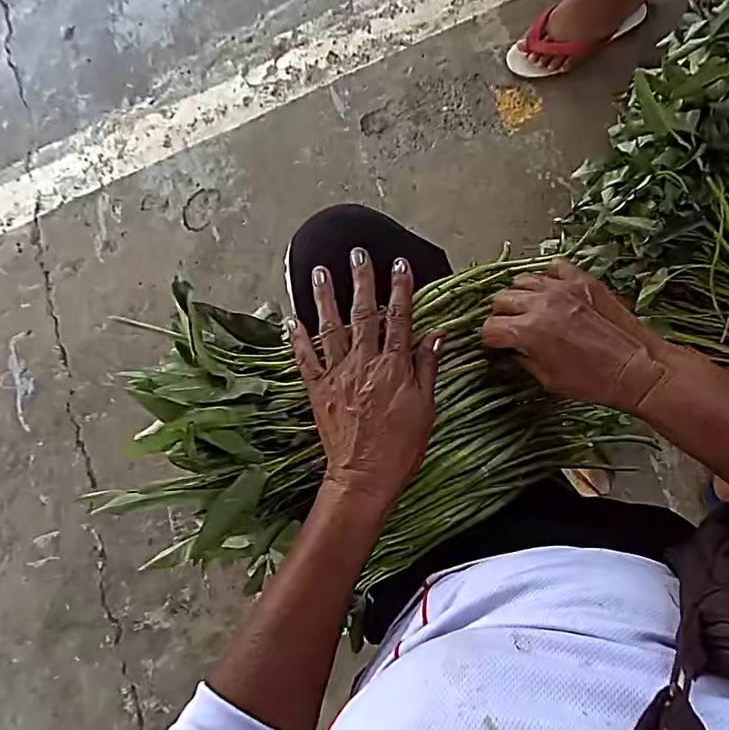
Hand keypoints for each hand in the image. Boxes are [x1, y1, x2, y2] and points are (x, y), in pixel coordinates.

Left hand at [289, 249, 442, 511]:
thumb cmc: (402, 446)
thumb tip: (436, 334)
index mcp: (394, 367)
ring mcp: (338, 376)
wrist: (365, 476)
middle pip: (363, 314)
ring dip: (325, 298)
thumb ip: (427, 367)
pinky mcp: (318, 391)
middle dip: (361, 281)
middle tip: (357, 253)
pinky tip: (292, 319)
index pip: (399, 318)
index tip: (399, 264)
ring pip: (331, 328)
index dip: (400, 289)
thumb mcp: (426, 407)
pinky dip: (298, 339)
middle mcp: (364, 364)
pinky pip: (306, 360)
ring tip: (319, 271)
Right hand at [481, 258, 681, 413]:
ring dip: (521, 295)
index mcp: (528, 332)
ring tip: (530, 309)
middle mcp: (541, 304)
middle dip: (502, 316)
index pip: (490, 328)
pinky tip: (552, 291)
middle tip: (511, 328)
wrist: (636, 368)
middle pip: (501, 300)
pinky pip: (554, 268)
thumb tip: (512, 350)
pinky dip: (548, 277)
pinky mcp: (583, 281)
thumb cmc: (594, 381)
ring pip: (523, 280)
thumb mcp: (548, 379)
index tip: (496, 345)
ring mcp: (562, 288)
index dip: (490, 340)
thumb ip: (524, 359)